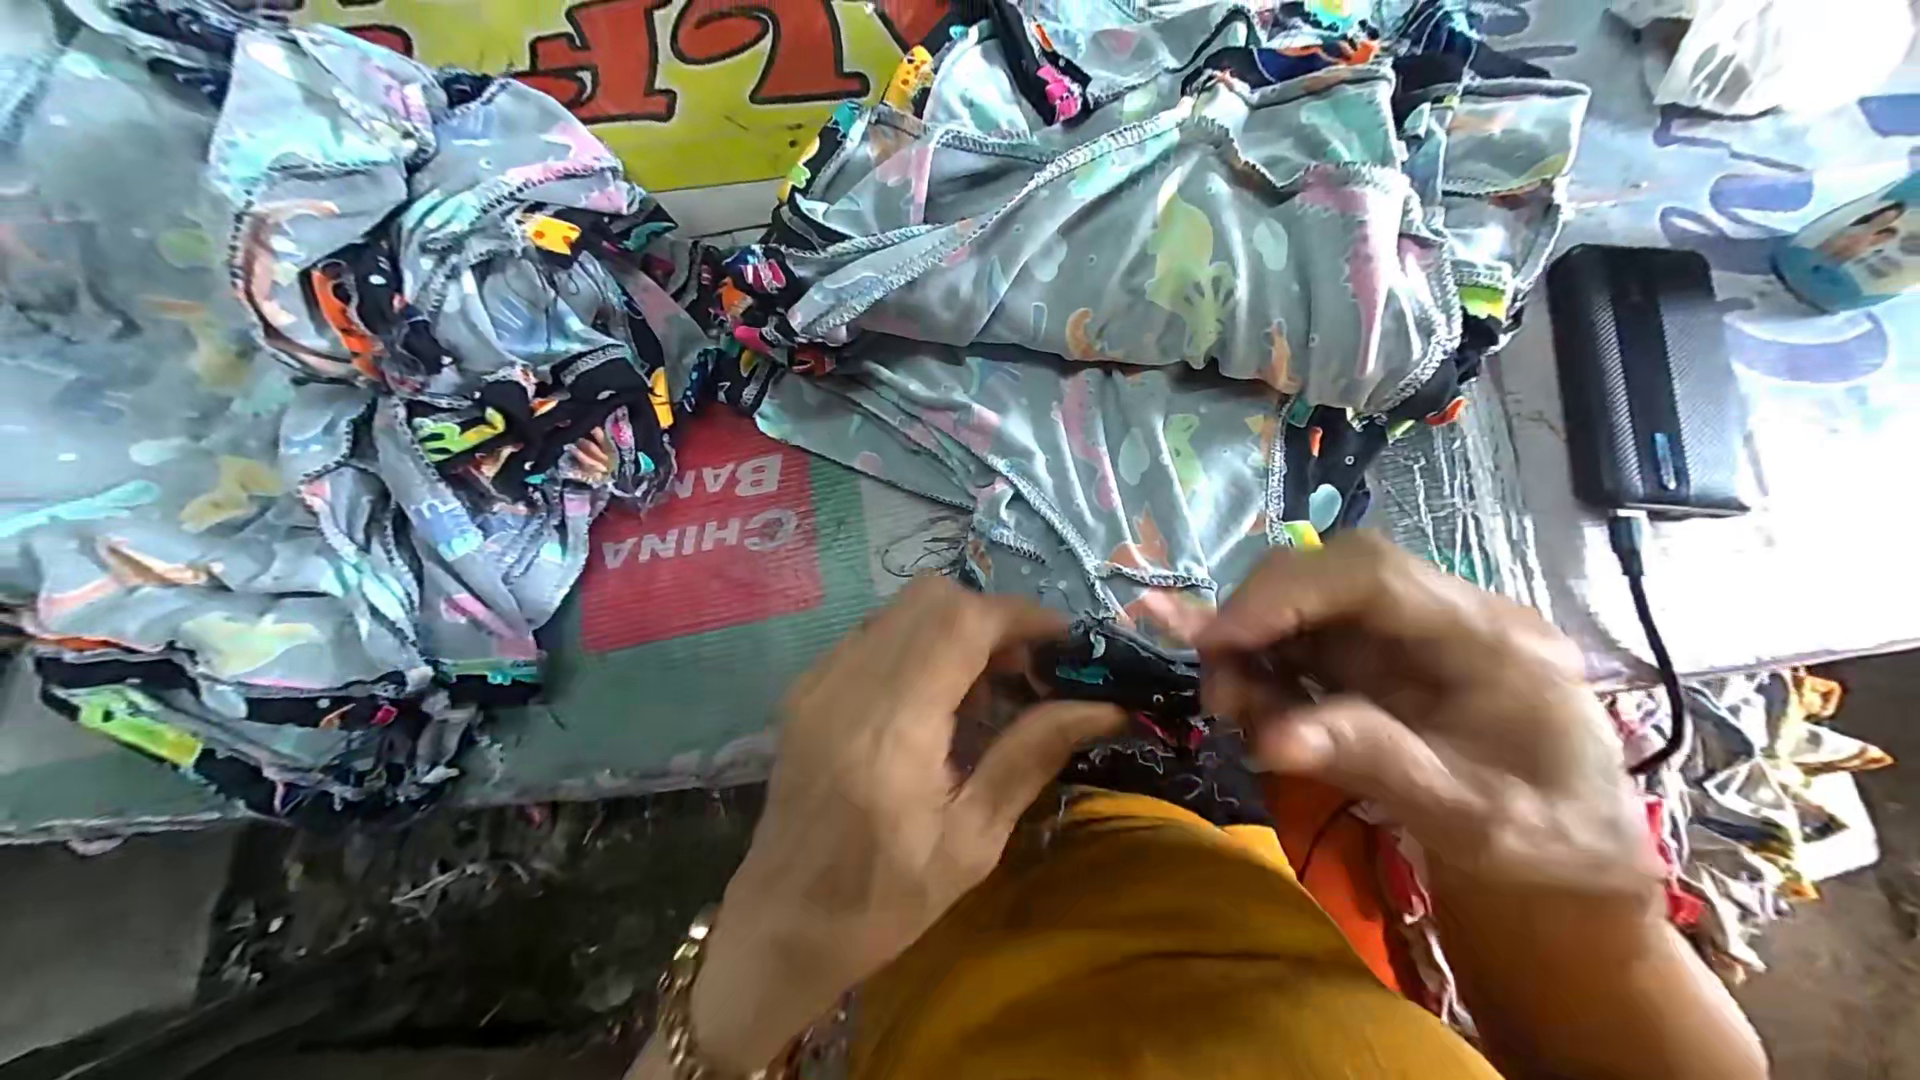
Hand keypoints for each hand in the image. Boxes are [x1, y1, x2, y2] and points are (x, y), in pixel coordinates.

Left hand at [688, 577, 1123, 1071]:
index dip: (1020, 616)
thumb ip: (1032, 755)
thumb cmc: (883, 898)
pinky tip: (934, 696)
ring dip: (957, 627)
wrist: (781, 924)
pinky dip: (921, 642)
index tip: (1064, 642)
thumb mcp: (972, 841)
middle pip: (933, 598)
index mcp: (891, 727)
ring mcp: (820, 679)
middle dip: (992, 618)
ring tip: (983, 688)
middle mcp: (848, 684)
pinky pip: (877, 632)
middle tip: (1024, 669)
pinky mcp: (807, 685)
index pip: (961, 623)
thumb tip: (1103, 707)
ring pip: (904, 608)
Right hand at [1196, 531, 1659, 892]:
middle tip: (1218, 685)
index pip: (1371, 575)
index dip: (1285, 593)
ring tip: (1230, 706)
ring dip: (1248, 644)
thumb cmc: (1538, 837)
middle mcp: (1438, 612)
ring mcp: (1399, 629)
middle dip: (1256, 617)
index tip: (1218, 639)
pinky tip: (1243, 696)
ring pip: (1300, 599)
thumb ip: (1375, 763)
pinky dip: (1256, 661)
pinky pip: (1297, 634)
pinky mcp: (1370, 650)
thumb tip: (1270, 739)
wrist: (1562, 850)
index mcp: (1487, 636)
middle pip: (1325, 572)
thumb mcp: (1470, 817)